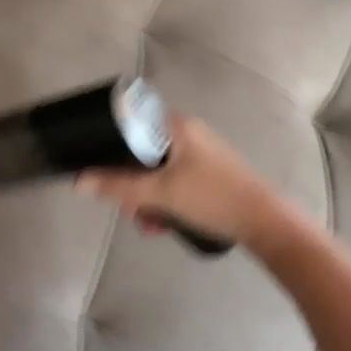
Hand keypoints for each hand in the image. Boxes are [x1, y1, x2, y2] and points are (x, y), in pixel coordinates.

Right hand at [75, 114, 278, 243]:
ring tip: (148, 225)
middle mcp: (187, 132)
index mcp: (175, 125)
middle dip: (131, 185)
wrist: (271, 228)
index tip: (103, 172)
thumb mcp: (160, 194)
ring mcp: (201, 154)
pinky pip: (174, 180)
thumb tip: (78, 182)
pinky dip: (165, 200)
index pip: (128, 121)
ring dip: (147, 198)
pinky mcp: (211, 175)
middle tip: (130, 210)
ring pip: (156, 171)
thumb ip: (118, 187)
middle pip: (140, 152)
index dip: (109, 146)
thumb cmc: (214, 199)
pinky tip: (164, 224)